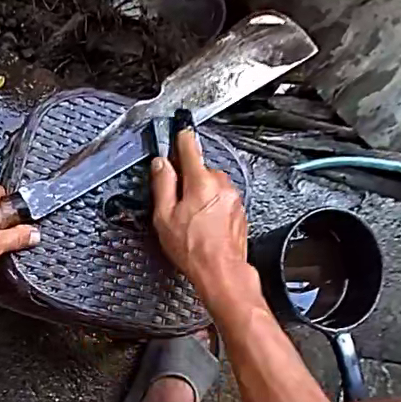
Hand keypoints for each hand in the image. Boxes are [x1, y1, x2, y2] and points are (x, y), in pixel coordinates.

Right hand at [150, 130, 258, 307]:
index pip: (190, 147)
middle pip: (200, 169)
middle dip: (188, 178)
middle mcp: (221, 185)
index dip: (180, 137)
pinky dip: (211, 206)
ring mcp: (233, 197)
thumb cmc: (194, 249)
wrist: (221, 270)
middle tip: (175, 199)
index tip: (178, 130)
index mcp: (201, 181)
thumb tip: (161, 165)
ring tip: (189, 218)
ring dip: (200, 193)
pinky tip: (202, 224)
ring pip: (212, 185)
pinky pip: (221, 199)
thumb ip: (162, 185)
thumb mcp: (164, 217)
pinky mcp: (239, 210)